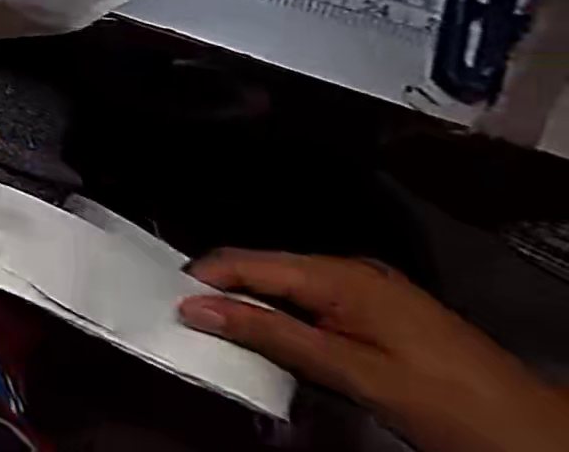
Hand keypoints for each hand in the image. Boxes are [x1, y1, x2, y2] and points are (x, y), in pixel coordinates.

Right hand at [178, 249, 568, 451]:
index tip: (168, 303)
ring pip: (282, 286)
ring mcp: (367, 289)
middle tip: (190, 319)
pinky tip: (274, 339)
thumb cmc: (455, 408)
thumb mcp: (359, 375)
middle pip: (261, 269)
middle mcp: (348, 270)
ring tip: (223, 331)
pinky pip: (309, 302)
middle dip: (223, 292)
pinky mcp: (378, 311)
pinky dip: (283, 318)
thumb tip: (193, 307)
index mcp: (340, 275)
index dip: (202, 279)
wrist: (559, 446)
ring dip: (252, 307)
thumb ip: (272, 335)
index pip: (245, 262)